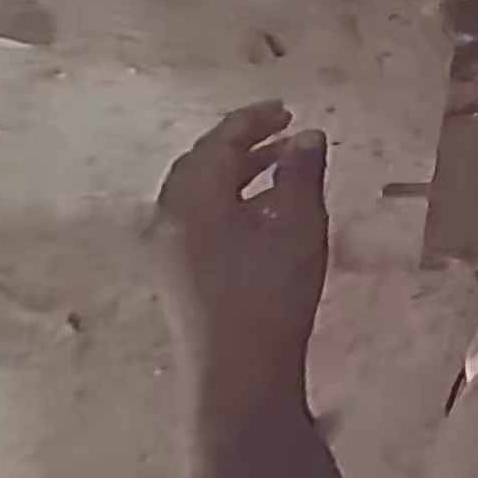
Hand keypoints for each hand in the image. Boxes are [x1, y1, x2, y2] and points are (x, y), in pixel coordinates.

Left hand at [147, 100, 328, 419]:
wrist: (238, 369)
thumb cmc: (272, 291)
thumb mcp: (298, 225)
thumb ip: (301, 175)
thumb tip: (308, 135)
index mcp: (193, 203)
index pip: (217, 146)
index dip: (250, 122)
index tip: (285, 108)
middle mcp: (169, 220)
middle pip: (200, 165)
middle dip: (242, 142)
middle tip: (283, 126)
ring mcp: (170, 249)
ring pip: (200, 191)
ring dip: (239, 168)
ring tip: (282, 159)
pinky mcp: (180, 270)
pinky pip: (202, 214)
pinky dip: (233, 195)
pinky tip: (267, 205)